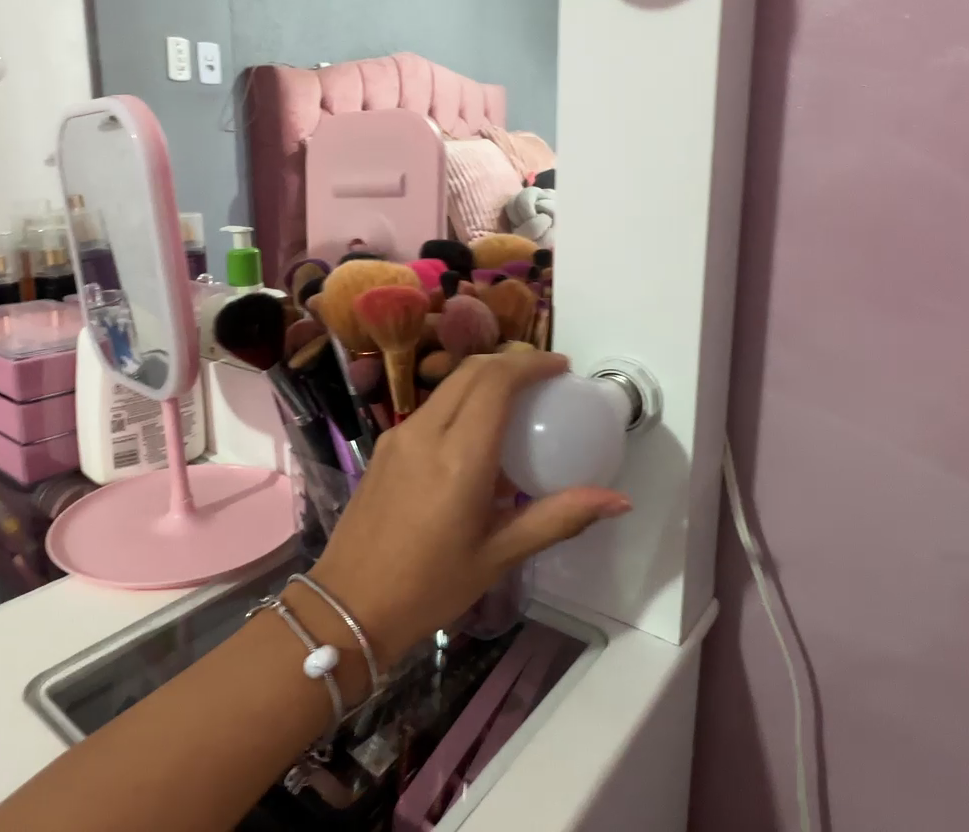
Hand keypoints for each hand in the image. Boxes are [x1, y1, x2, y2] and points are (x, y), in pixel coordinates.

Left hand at [307, 350, 631, 664]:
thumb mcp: (499, 555)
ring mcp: (398, 437)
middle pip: (470, 372)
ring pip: (446, 387)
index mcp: (458, 456)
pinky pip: (428, 409)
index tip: (561, 368)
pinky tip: (477, 436)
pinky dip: (460, 403)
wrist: (349, 605)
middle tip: (544, 379)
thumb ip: (558, 518)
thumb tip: (619, 501)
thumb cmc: (430, 586)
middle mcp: (424, 433)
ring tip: (517, 403)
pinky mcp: (383, 448)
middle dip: (509, 363)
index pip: (495, 382)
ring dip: (483, 380)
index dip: (530, 364)